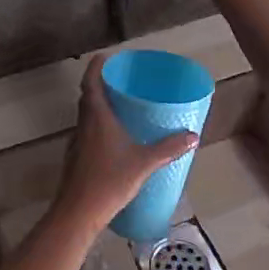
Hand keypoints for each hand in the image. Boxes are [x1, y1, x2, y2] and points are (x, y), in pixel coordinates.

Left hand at [53, 56, 199, 227]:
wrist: (77, 212)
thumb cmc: (108, 181)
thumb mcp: (144, 164)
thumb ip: (168, 148)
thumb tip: (193, 136)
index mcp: (96, 117)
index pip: (90, 82)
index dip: (96, 67)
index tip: (106, 57)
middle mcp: (83, 124)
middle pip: (87, 96)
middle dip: (100, 85)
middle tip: (120, 80)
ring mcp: (76, 142)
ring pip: (86, 115)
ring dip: (98, 106)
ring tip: (120, 106)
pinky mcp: (75, 158)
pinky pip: (87, 132)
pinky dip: (98, 126)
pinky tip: (113, 138)